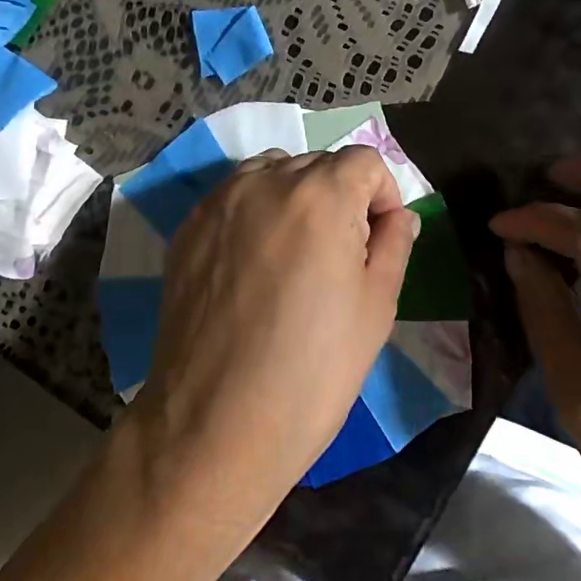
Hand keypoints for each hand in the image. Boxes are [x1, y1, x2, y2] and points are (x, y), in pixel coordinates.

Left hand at [136, 147, 420, 504]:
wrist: (216, 418)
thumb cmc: (312, 370)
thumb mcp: (375, 308)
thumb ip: (392, 244)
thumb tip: (396, 215)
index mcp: (318, 194)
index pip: (362, 162)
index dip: (380, 195)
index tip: (377, 238)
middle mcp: (261, 182)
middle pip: (313, 164)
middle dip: (337, 196)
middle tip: (338, 256)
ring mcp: (215, 204)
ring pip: (267, 175)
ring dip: (291, 198)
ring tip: (294, 256)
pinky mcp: (185, 230)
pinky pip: (229, 202)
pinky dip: (251, 215)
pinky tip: (251, 267)